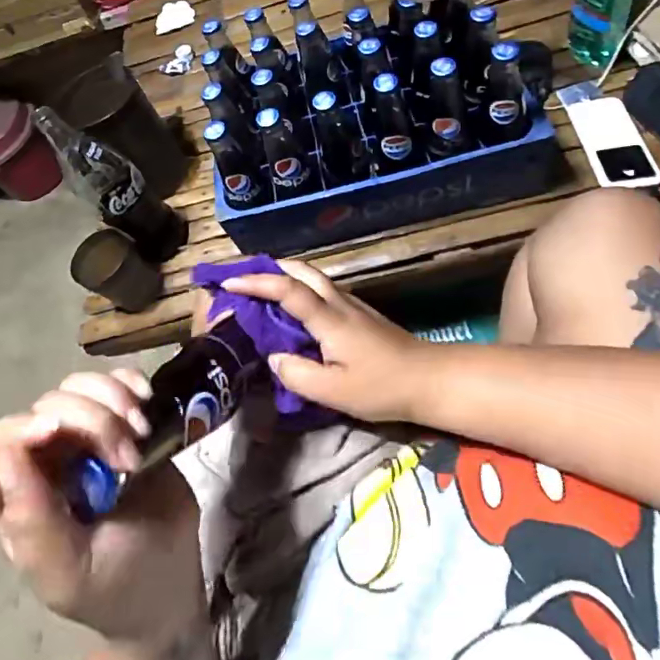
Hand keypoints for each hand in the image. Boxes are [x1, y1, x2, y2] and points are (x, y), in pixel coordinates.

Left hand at [0, 369, 205, 645]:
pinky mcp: (122, 419)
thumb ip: (33, 523)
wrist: (174, 577)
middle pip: (45, 409)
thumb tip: (8, 451)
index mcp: (16, 501)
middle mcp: (44, 460)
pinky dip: (130, 381)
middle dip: (90, 421)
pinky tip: (147, 400)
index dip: (15, 430)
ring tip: (143, 432)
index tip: (56, 428)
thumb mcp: (69, 572)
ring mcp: (84, 436)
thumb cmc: (115, 585)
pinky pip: (115, 381)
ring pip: (77, 388)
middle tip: (129, 458)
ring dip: (112, 398)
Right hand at [221, 260, 429, 423]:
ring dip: (285, 275)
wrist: (430, 378)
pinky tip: (294, 309)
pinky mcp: (360, 314)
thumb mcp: (334, 391)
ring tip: (261, 289)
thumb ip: (297, 375)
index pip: (286, 290)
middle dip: (268, 267)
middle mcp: (338, 303)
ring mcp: (352, 305)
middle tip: (242, 276)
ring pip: (313, 277)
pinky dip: (300, 288)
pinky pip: (322, 290)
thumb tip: (274, 358)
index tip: (228, 283)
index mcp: (328, 318)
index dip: (255, 283)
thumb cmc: (382, 386)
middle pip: (301, 270)